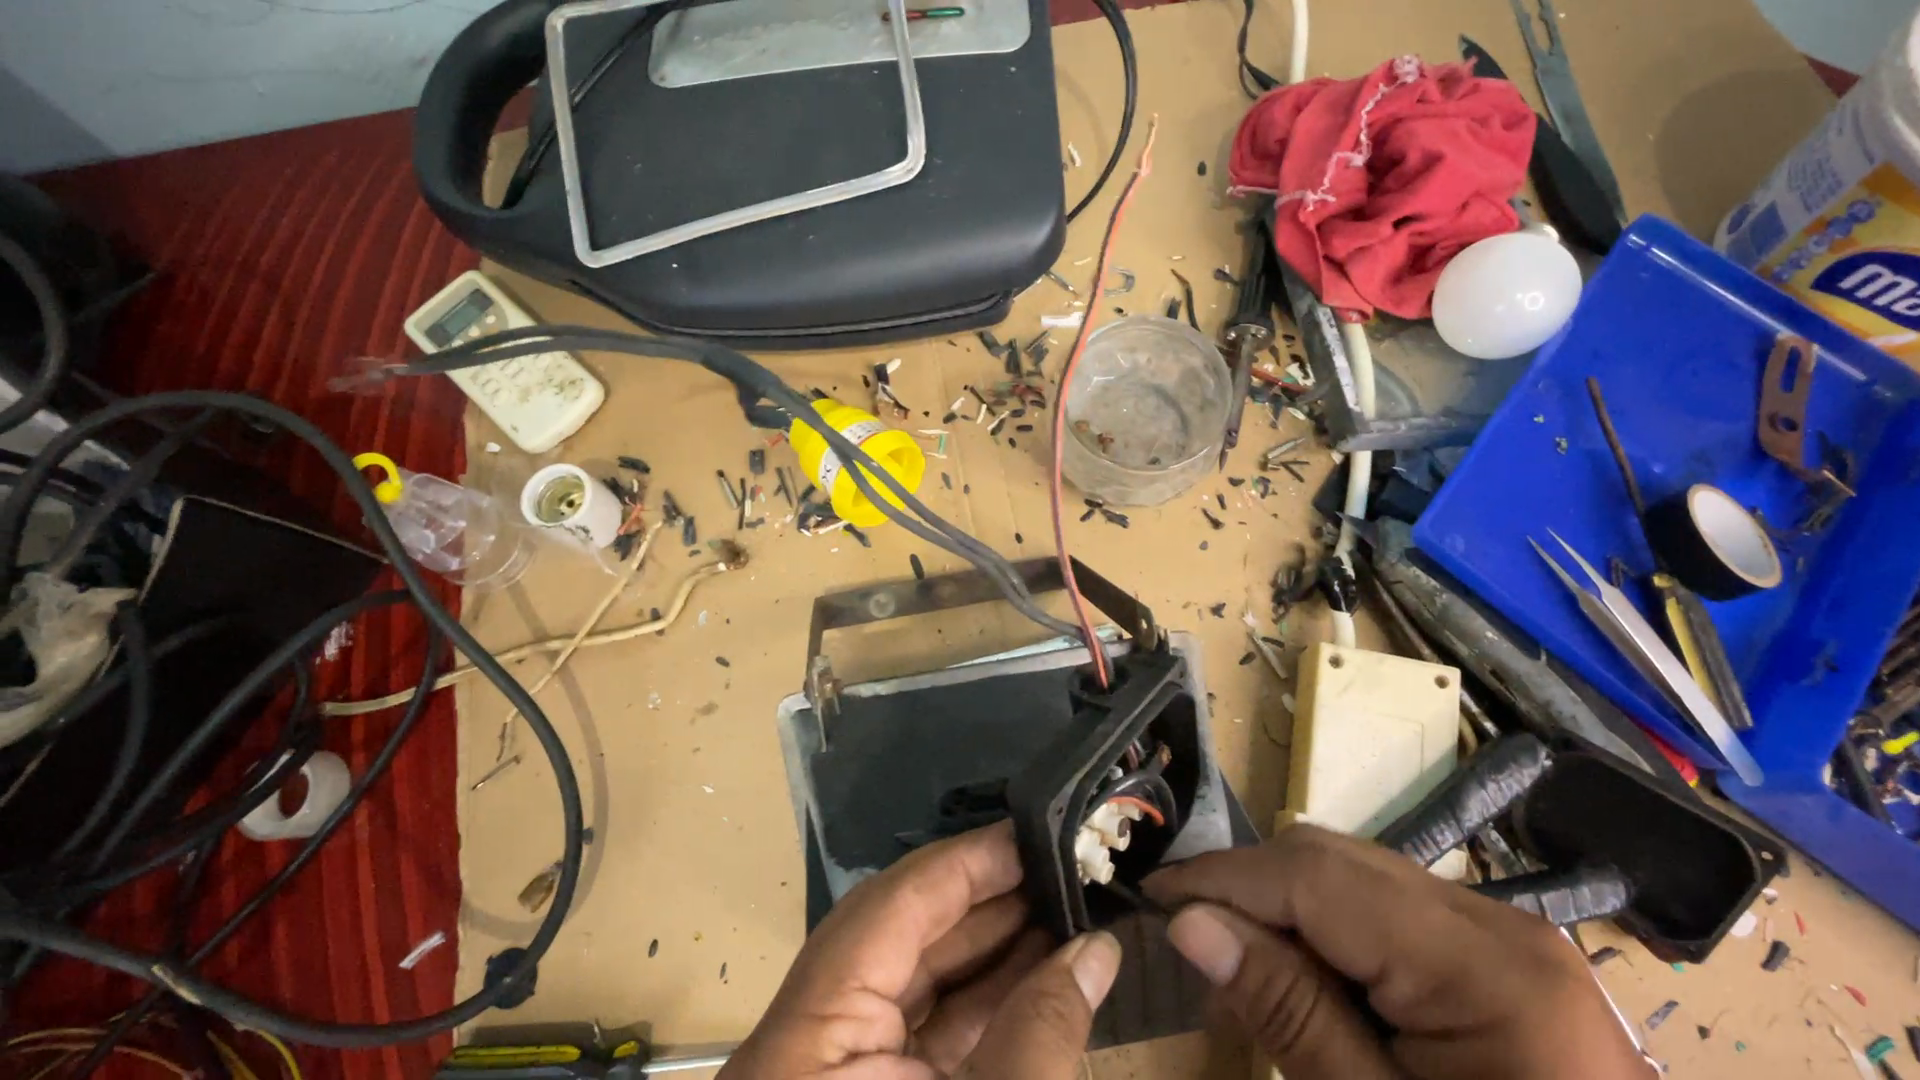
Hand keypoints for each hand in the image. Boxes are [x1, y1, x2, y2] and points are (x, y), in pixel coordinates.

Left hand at [722, 822, 1120, 1078]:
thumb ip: (1041, 1034)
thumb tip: (1097, 947)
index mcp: (808, 1038)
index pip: (890, 908)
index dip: (966, 861)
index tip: (1035, 831)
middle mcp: (813, 1041)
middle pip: (902, 937)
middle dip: (989, 902)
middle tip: (1067, 868)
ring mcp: (841, 1074)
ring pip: (920, 985)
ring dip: (994, 950)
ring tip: (1069, 912)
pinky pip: (929, 1035)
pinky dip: (986, 1006)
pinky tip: (1046, 978)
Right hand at [1144, 825, 1651, 1079]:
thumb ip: (1288, 1013)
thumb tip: (1190, 922)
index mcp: (1487, 969)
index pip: (1317, 876)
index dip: (1224, 878)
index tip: (1151, 900)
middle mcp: (1503, 925)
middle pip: (1337, 861)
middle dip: (1249, 887)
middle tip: (1185, 937)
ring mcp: (1510, 936)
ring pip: (1358, 877)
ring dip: (1283, 905)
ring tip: (1235, 963)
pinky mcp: (1503, 958)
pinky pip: (1390, 912)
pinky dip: (1329, 930)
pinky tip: (1302, 980)